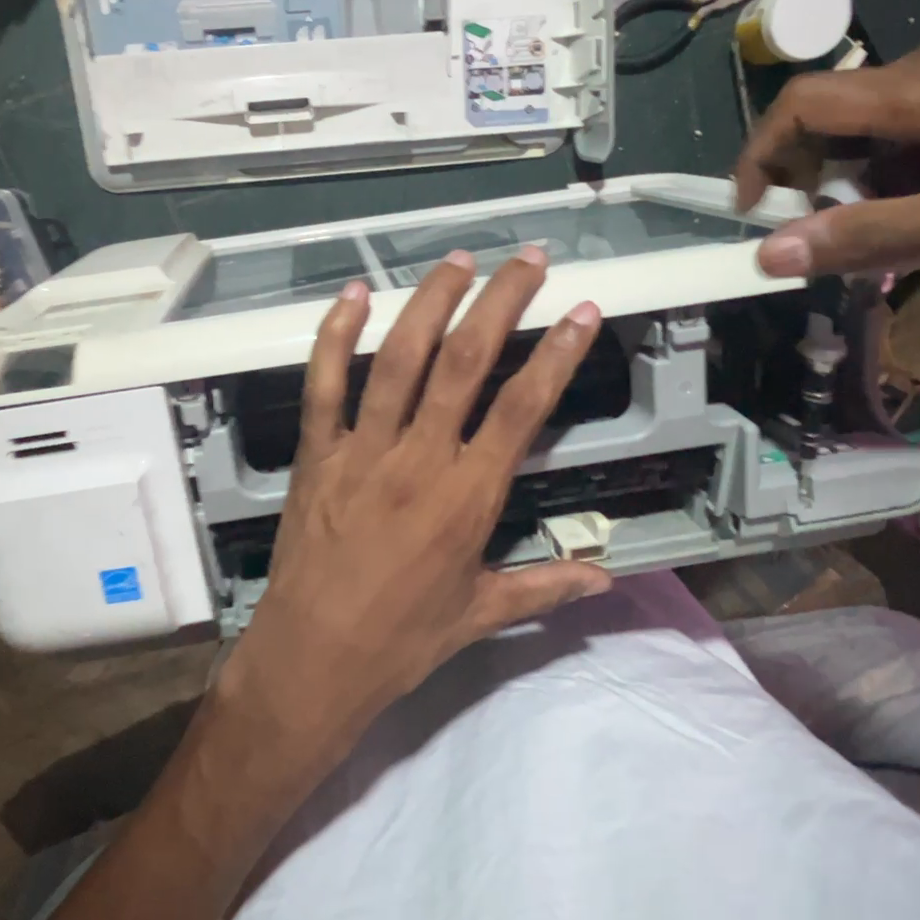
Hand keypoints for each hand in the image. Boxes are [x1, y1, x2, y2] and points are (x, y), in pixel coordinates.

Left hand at [216, 245, 611, 746]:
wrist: (313, 658)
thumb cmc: (401, 640)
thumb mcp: (481, 614)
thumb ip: (545, 586)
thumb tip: (606, 580)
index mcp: (468, 496)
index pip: (522, 409)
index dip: (555, 355)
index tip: (579, 311)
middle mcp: (419, 459)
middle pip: (465, 363)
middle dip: (500, 303)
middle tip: (527, 260)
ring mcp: (362, 449)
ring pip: (399, 358)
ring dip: (430, 303)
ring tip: (458, 260)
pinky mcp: (317, 453)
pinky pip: (323, 384)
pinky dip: (334, 335)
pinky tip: (353, 294)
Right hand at [735, 24, 919, 276]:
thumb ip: (875, 235)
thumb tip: (772, 253)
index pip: (804, 103)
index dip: (759, 157)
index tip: (754, 215)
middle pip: (841, 115)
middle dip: (823, 181)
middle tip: (852, 242)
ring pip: (884, 118)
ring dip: (873, 177)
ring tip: (918, 229)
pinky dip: (913, 161)